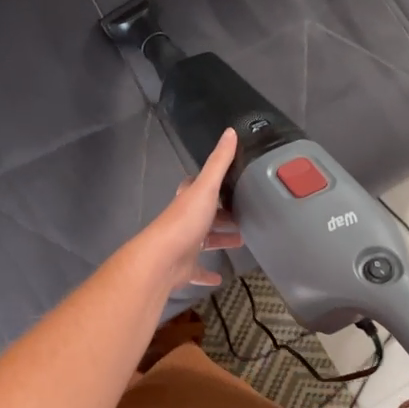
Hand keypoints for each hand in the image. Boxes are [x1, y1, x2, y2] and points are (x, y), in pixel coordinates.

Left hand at [129, 129, 241, 291]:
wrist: (162, 259)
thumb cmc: (184, 221)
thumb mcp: (206, 187)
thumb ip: (219, 162)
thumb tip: (230, 131)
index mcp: (189, 199)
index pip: (199, 185)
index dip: (214, 182)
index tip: (232, 180)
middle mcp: (185, 220)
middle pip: (206, 214)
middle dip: (223, 213)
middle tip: (246, 213)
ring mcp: (183, 245)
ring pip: (205, 240)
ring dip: (220, 239)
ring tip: (243, 240)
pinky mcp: (184, 267)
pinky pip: (197, 269)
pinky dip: (208, 273)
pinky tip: (221, 276)